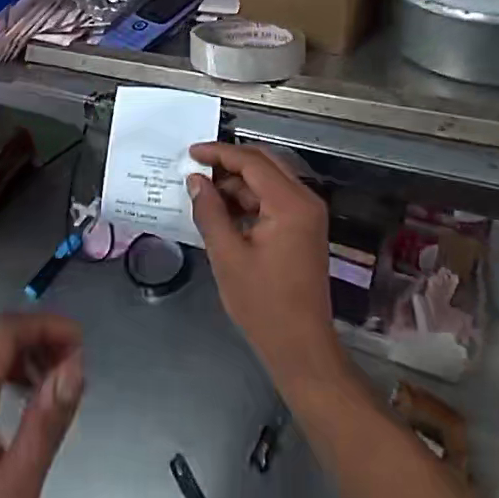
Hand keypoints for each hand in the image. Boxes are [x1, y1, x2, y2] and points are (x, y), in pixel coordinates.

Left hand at [0, 314, 84, 497]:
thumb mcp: (19, 486)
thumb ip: (47, 420)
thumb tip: (77, 363)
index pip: (3, 334)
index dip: (46, 327)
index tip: (83, 346)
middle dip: (41, 341)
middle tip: (78, 369)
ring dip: (27, 359)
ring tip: (61, 387)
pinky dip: (10, 379)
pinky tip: (31, 404)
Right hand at [187, 142, 336, 379]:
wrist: (300, 344)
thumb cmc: (263, 303)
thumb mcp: (226, 255)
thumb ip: (209, 211)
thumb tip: (195, 182)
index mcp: (291, 204)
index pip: (253, 162)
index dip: (219, 153)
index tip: (190, 153)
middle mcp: (305, 202)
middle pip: (265, 165)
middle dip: (229, 163)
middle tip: (195, 168)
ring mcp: (307, 216)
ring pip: (269, 182)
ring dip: (237, 183)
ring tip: (202, 191)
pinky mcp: (303, 230)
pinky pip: (273, 201)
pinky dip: (248, 200)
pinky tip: (222, 210)